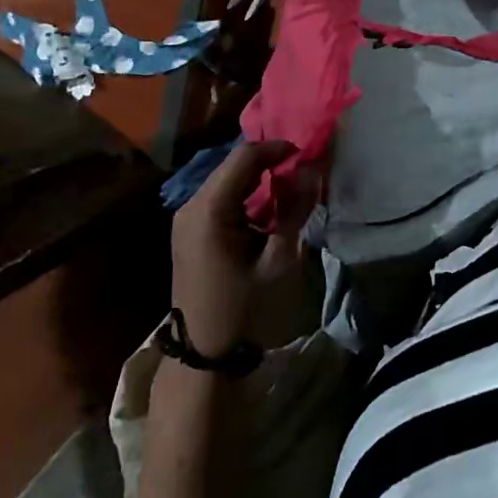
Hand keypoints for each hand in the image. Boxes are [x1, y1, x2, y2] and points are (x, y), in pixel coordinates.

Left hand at [169, 141, 307, 357]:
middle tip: (302, 172)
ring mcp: (185, 216)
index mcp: (209, 210)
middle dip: (269, 162)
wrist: (202, 348)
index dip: (277, 149)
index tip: (306, 157)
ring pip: (227, 177)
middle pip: (233, 164)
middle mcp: (190, 204)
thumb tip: (311, 172)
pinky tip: (266, 207)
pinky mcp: (188, 227)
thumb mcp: (277, 259)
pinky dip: (245, 193)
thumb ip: (295, 210)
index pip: (244, 157)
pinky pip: (220, 195)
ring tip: (289, 188)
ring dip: (258, 177)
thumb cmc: (242, 305)